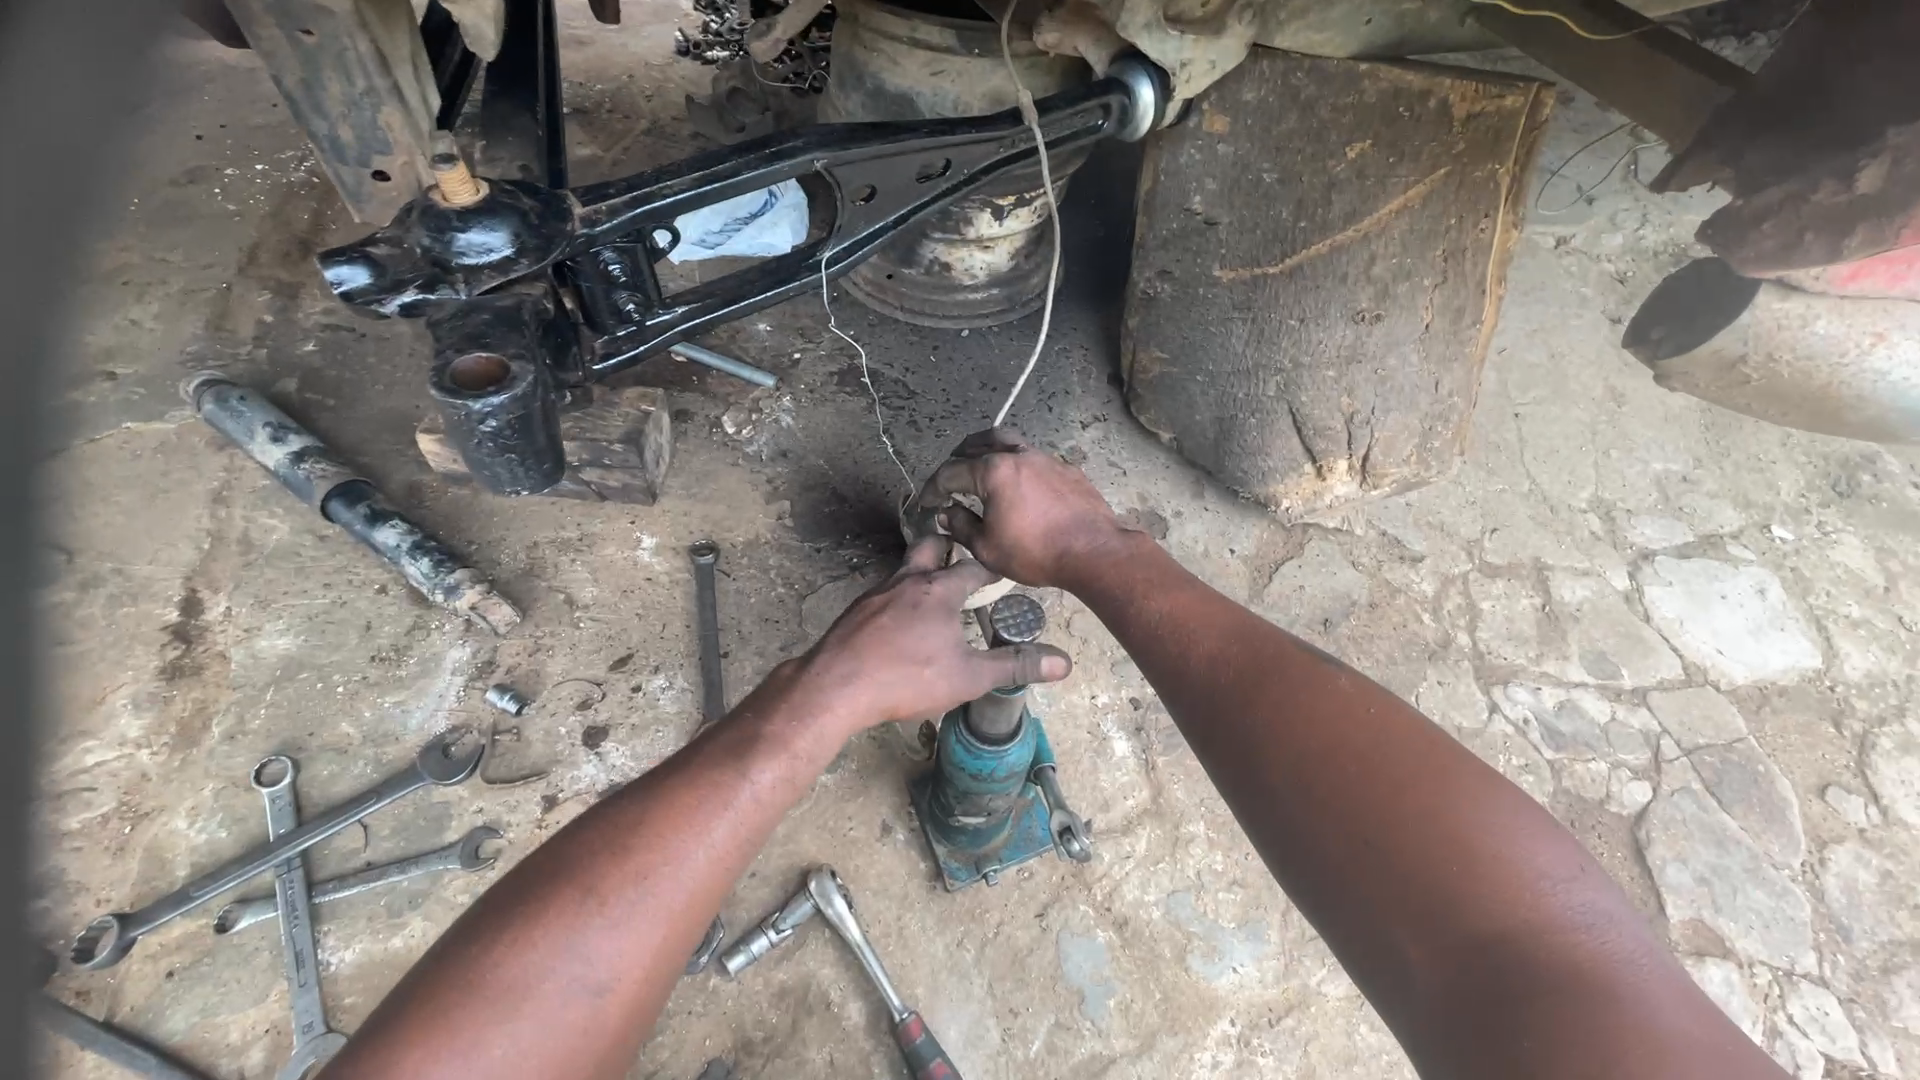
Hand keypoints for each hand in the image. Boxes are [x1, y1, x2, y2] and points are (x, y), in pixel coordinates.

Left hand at [797, 536, 1071, 729]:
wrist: (836, 686)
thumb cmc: (907, 678)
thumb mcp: (969, 676)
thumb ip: (1015, 666)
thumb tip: (1064, 663)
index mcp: (939, 591)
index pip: (974, 567)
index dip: (992, 567)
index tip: (1003, 568)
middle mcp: (906, 582)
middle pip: (929, 547)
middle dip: (948, 546)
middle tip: (961, 555)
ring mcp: (875, 595)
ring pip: (902, 570)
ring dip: (920, 574)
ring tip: (932, 592)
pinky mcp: (853, 613)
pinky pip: (881, 595)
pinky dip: (896, 599)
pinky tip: (897, 624)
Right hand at [911, 428, 1134, 589]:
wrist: (1094, 552)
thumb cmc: (1036, 553)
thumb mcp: (987, 548)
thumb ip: (961, 526)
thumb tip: (948, 513)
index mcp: (993, 471)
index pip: (951, 472)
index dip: (933, 487)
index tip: (927, 502)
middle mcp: (1018, 455)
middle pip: (980, 443)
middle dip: (959, 456)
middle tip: (950, 474)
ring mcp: (1046, 459)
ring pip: (1010, 442)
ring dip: (989, 452)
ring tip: (981, 467)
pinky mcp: (1067, 470)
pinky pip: (1034, 458)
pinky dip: (1017, 465)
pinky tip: (1019, 484)